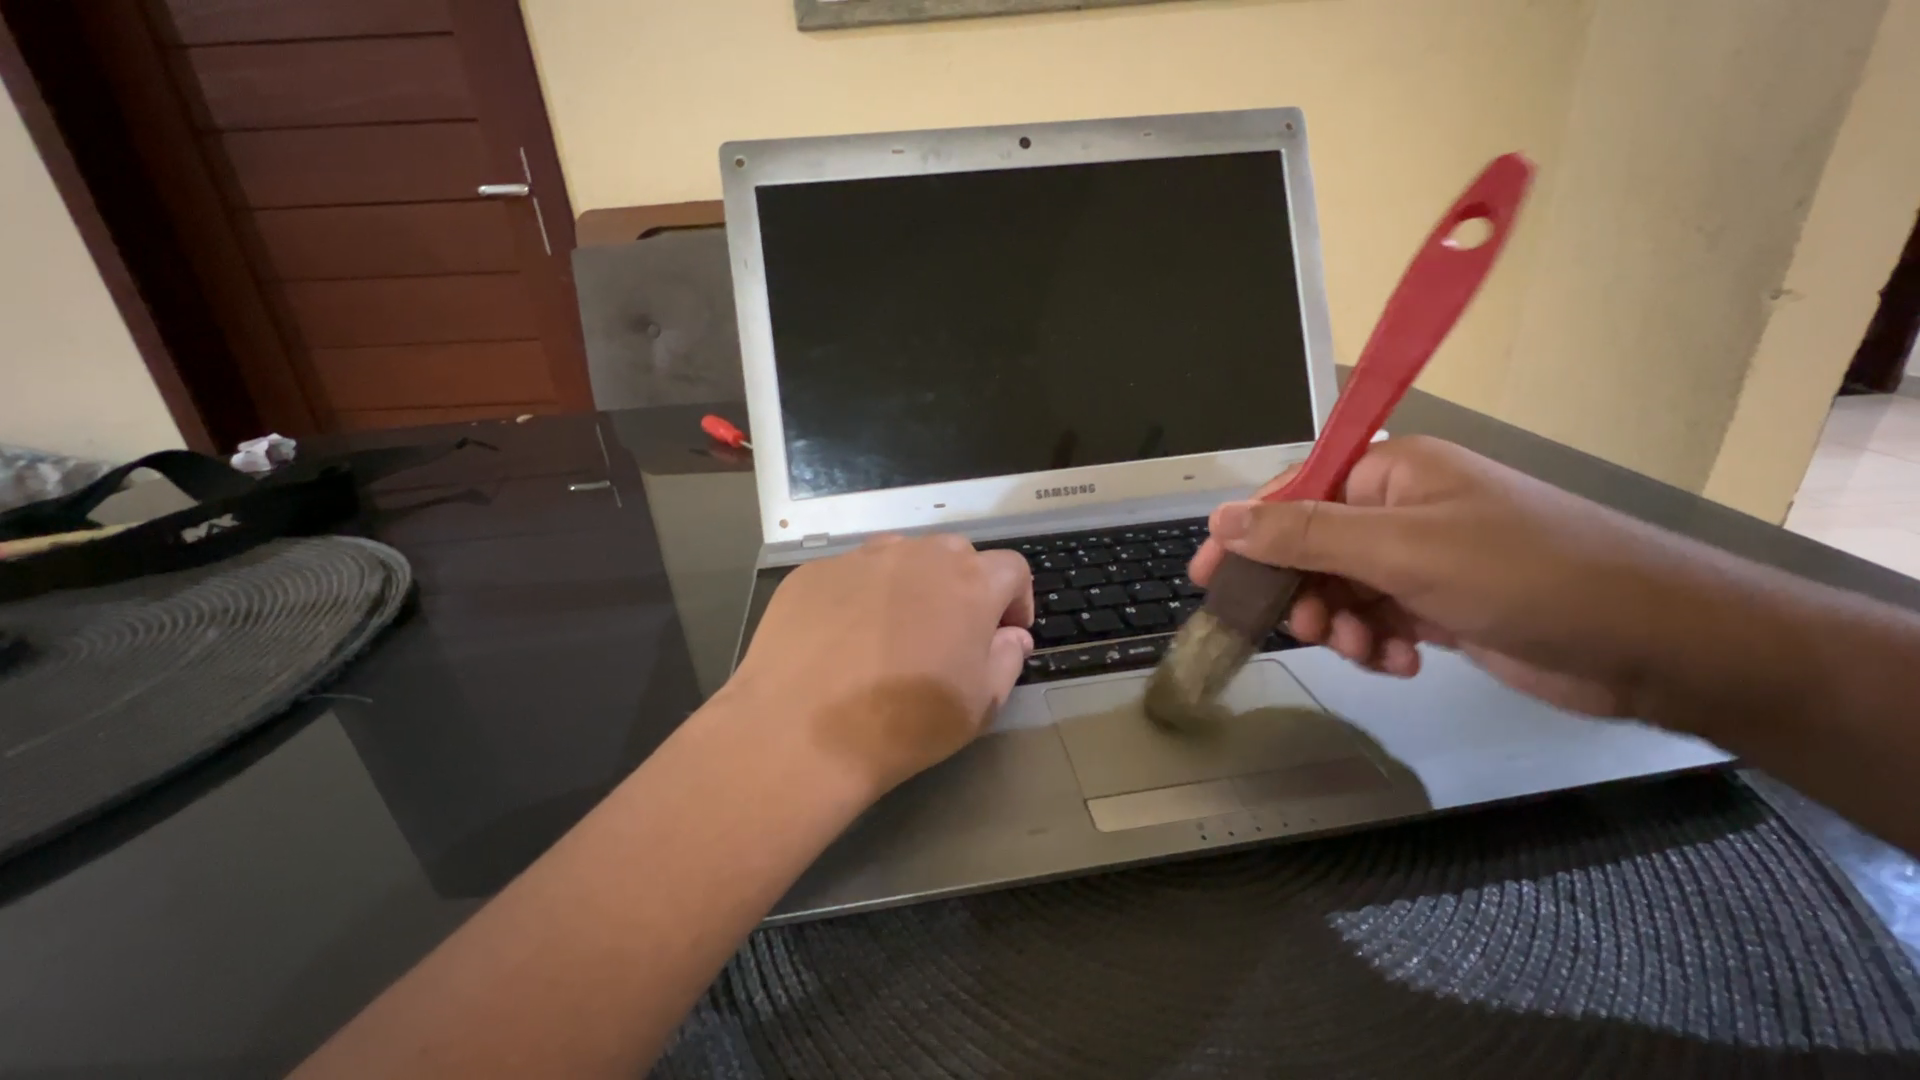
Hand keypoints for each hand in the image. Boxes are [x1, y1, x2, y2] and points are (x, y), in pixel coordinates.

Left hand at [726, 535, 1033, 794]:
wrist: (801, 732)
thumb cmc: (906, 723)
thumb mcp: (980, 705)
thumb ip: (1007, 659)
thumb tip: (1011, 636)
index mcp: (969, 583)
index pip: (1011, 569)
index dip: (1016, 600)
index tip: (1005, 634)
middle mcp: (917, 556)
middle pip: (955, 556)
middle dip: (964, 588)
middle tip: (950, 635)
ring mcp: (860, 559)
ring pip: (901, 557)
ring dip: (911, 585)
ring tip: (896, 631)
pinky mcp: (813, 573)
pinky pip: (851, 575)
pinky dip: (860, 597)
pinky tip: (843, 640)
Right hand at [1189, 436, 1713, 717]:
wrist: (1652, 642)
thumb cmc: (1523, 574)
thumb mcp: (1400, 549)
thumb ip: (1303, 535)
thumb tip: (1219, 520)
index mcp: (1391, 470)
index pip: (1293, 494)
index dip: (1246, 536)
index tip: (1205, 579)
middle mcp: (1401, 507)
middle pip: (1312, 548)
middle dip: (1305, 593)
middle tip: (1309, 631)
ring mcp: (1424, 558)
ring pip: (1342, 591)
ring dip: (1344, 625)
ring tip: (1368, 651)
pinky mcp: (1443, 604)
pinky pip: (1380, 618)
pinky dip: (1380, 642)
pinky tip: (1402, 661)